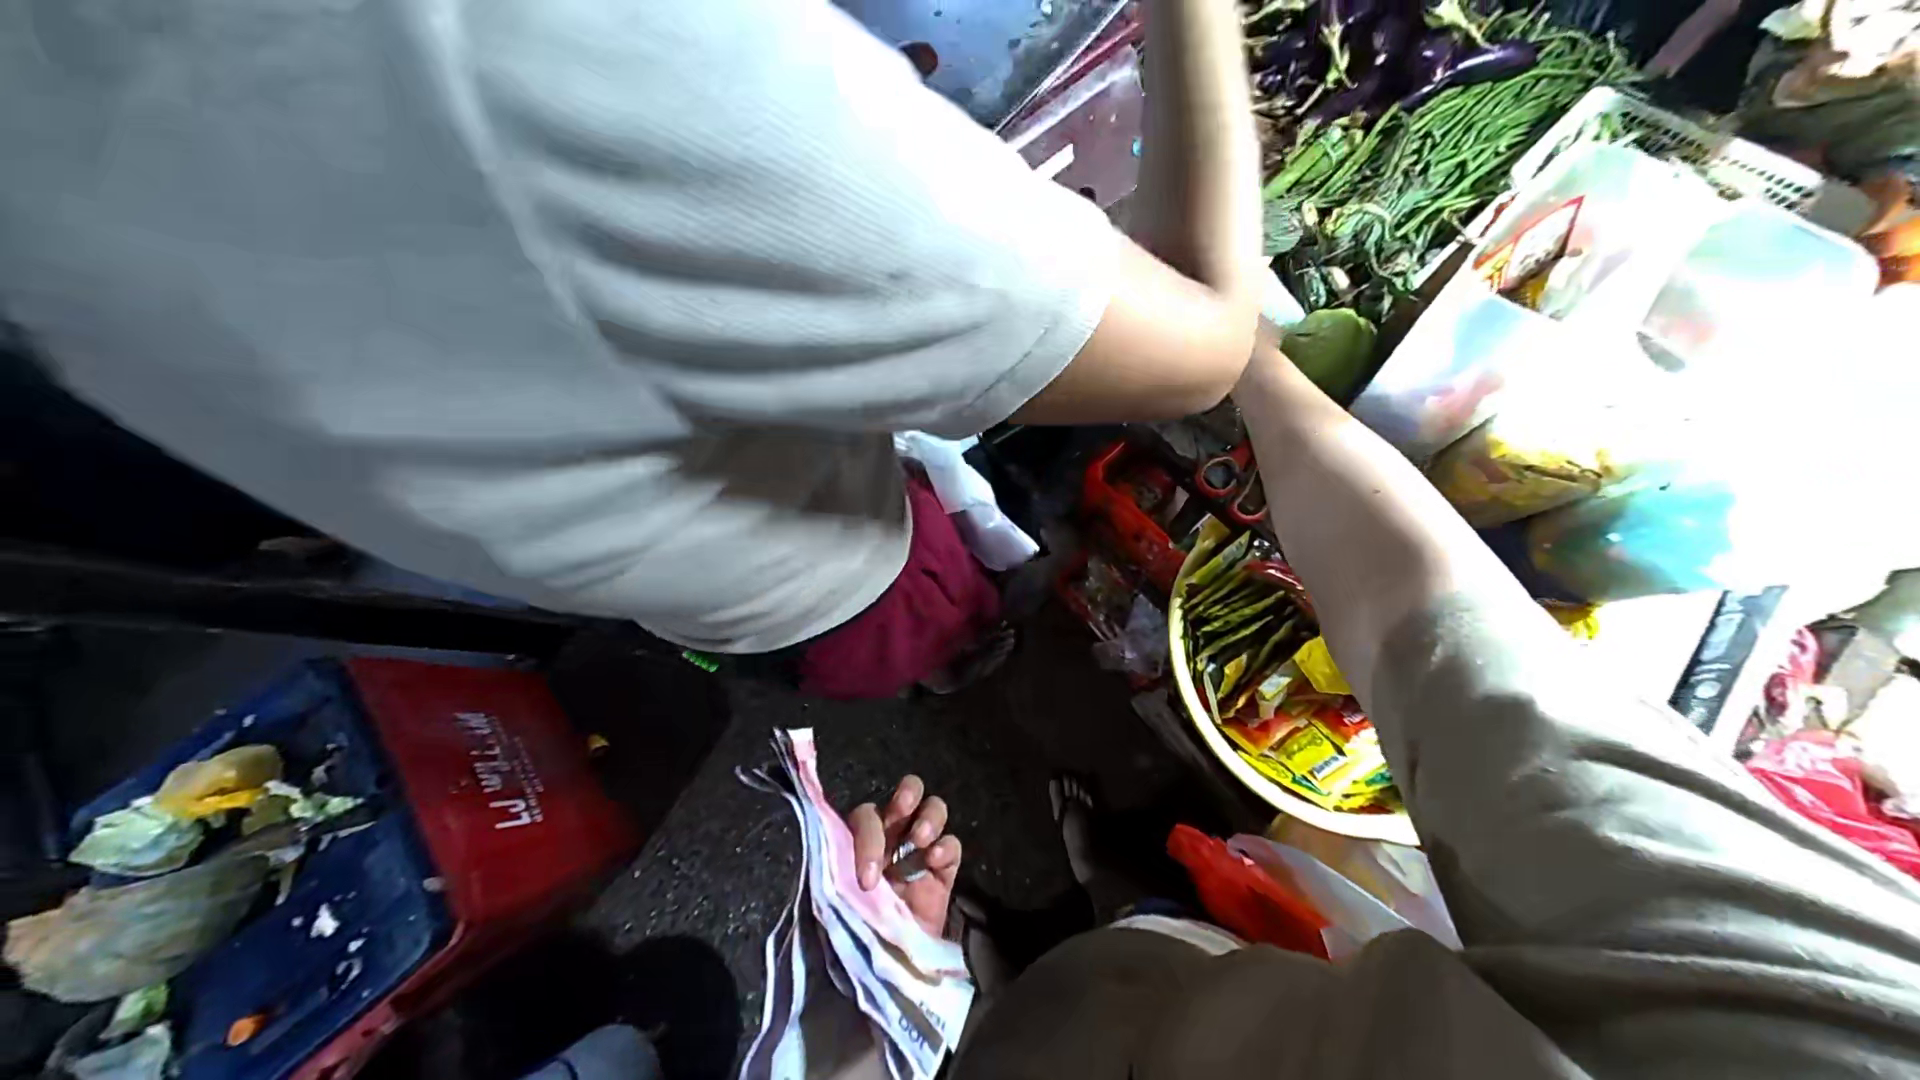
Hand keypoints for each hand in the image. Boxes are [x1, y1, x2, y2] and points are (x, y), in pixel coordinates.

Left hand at [846, 775, 961, 936]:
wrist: (885, 971)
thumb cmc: (855, 933)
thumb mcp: (840, 904)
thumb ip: (838, 879)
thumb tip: (834, 867)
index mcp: (862, 839)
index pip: (866, 817)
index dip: (867, 838)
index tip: (867, 878)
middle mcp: (894, 836)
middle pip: (907, 792)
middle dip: (907, 794)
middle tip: (903, 810)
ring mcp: (922, 851)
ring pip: (933, 809)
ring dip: (929, 817)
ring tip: (921, 839)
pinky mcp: (944, 872)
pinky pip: (953, 846)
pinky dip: (946, 848)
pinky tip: (935, 862)